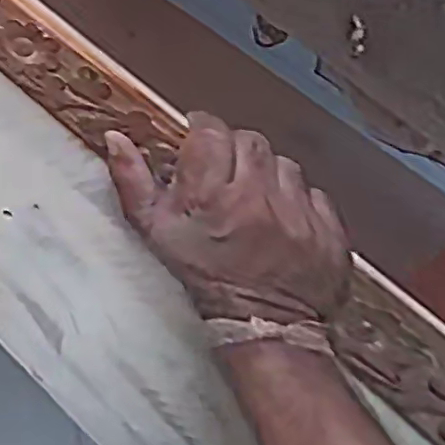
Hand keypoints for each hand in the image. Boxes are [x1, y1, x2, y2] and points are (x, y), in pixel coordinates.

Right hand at [103, 112, 350, 324]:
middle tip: (220, 159)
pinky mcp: (329, 232)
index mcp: (209, 193)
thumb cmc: (198, 267)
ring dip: (264, 168)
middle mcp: (256, 197)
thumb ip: (130, 176)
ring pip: (284, 163)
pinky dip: (294, 194)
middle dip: (232, 143)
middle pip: (250, 141)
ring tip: (250, 186)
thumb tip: (115, 137)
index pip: (212, 133)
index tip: (196, 129)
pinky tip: (278, 208)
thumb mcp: (149, 223)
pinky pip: (315, 192)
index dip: (202, 125)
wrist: (259, 319)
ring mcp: (297, 214)